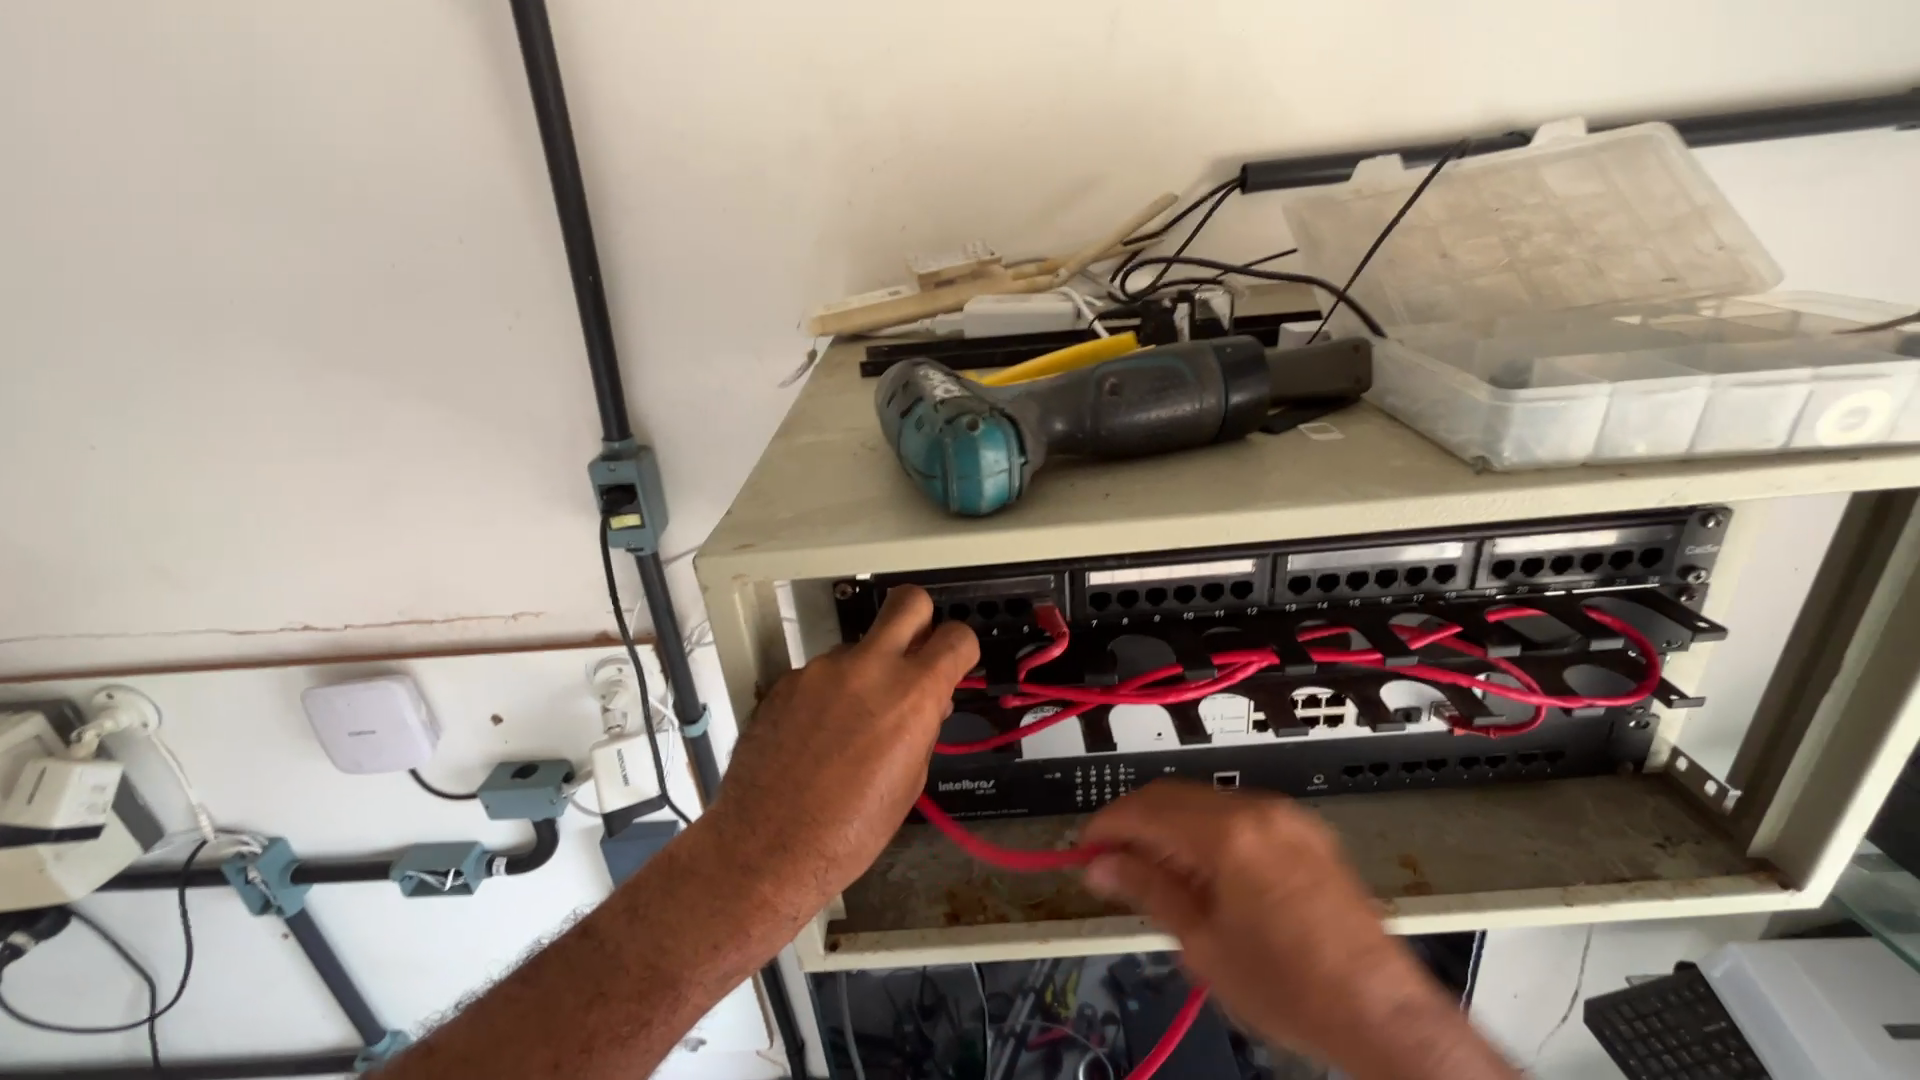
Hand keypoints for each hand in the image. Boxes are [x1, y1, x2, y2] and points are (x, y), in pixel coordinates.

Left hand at [708, 586, 976, 914]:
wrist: (767, 847)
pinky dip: (829, 693)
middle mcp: (867, 669)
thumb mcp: (909, 783)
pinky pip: (822, 673)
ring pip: (859, 645)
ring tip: (855, 722)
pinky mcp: (787, 681)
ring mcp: (822, 670)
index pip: (956, 636)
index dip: (962, 648)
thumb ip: (922, 730)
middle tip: (916, 650)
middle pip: (907, 602)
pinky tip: (821, 734)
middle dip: (920, 618)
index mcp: (911, 695)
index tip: (956, 659)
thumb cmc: (845, 831)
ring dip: (867, 669)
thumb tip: (926, 705)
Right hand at [1082, 782, 1516, 1078]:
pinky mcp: (1306, 833)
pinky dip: (1206, 832)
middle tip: (1109, 864)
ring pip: (1205, 802)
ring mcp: (1287, 817)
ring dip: (1169, 826)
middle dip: (1134, 823)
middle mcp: (1258, 809)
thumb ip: (1148, 890)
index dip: (1105, 826)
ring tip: (1151, 872)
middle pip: (1173, 795)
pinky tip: (1199, 871)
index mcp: (1228, 833)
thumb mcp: (1203, 944)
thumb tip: (1100, 865)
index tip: (1082, 853)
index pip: (1145, 809)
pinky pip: (1239, 816)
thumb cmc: (1288, 987)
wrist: (1382, 1012)